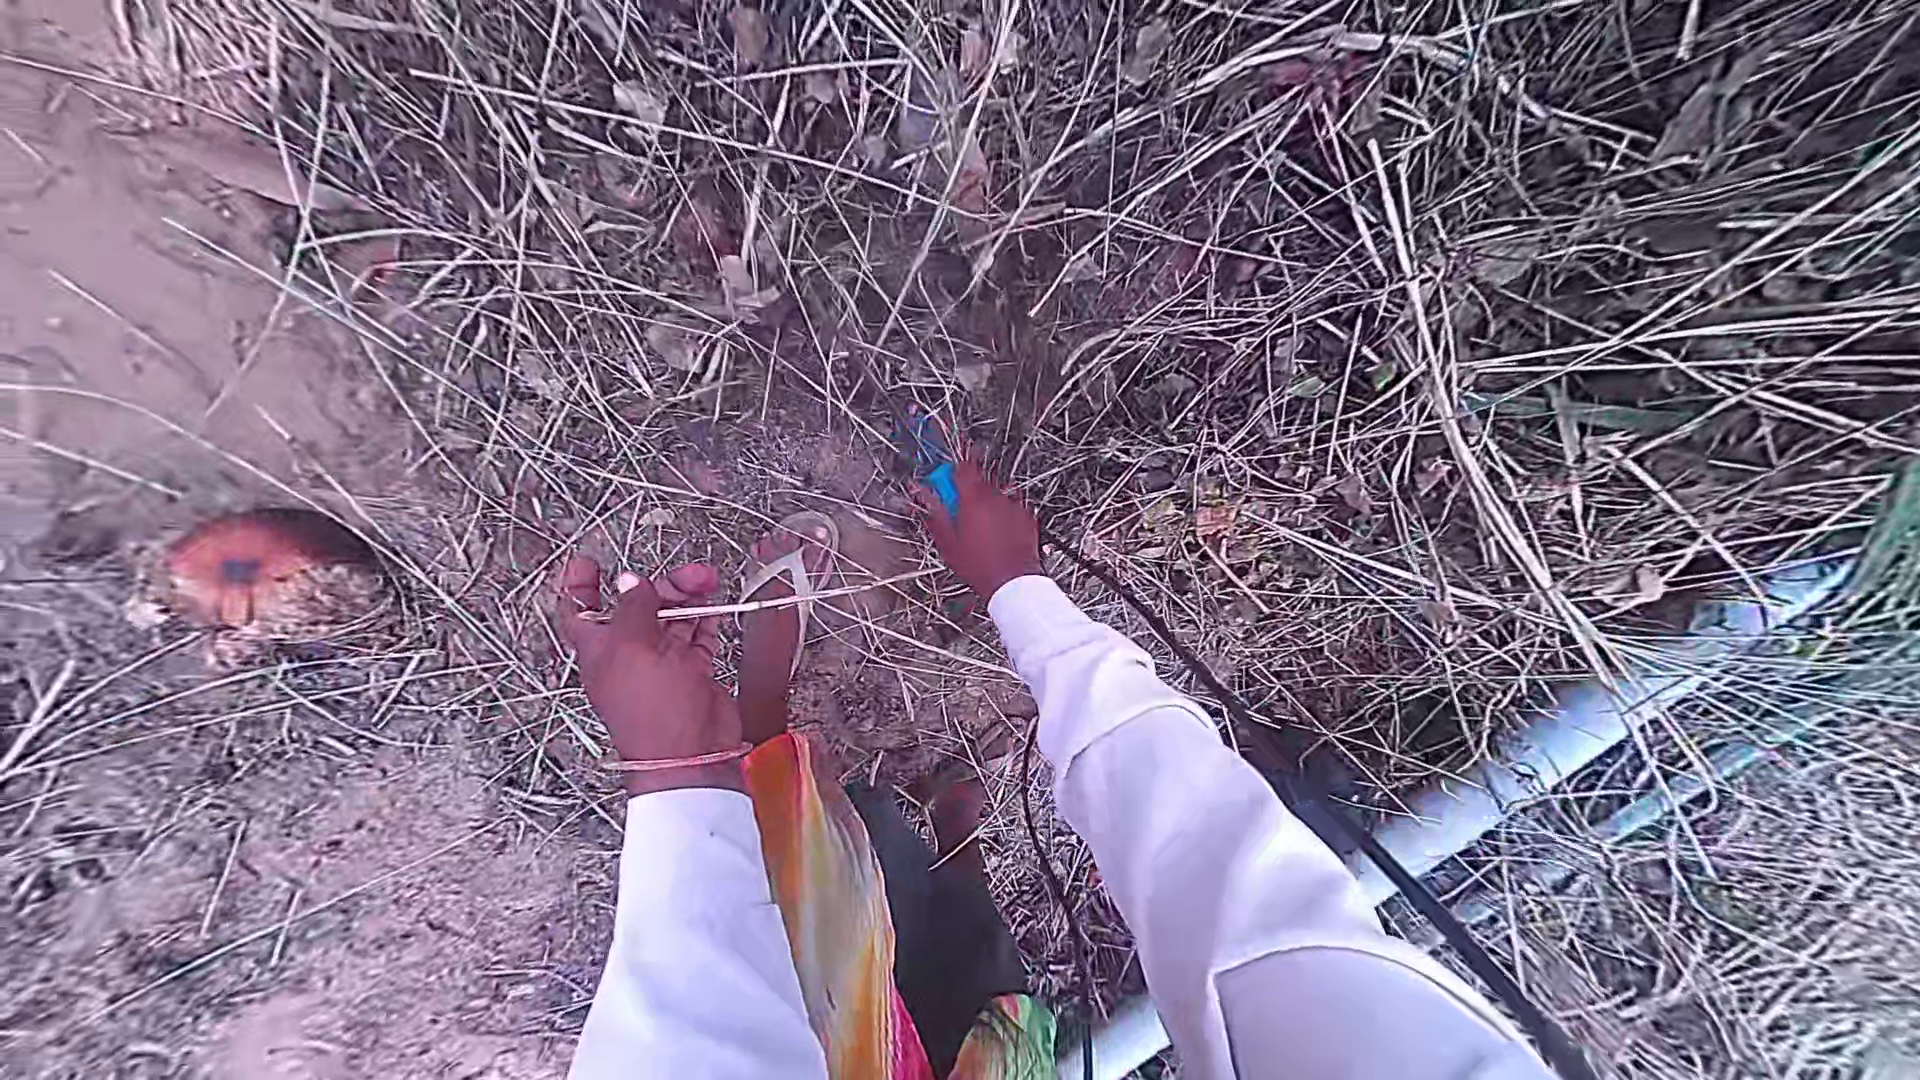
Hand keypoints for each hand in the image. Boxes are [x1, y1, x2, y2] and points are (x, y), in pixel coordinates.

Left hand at [555, 557, 744, 795]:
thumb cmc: (654, 712)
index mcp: (602, 648)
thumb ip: (632, 608)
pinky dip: (706, 620)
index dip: (579, 585)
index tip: (586, 562)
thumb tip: (631, 580)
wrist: (693, 749)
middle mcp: (631, 652)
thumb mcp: (633, 649)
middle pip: (640, 605)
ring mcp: (663, 661)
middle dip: (662, 584)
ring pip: (672, 617)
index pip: (580, 610)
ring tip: (709, 585)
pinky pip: (698, 635)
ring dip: (689, 597)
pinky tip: (714, 612)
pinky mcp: (692, 668)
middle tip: (691, 575)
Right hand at [917, 458, 1044, 602]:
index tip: (947, 480)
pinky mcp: (1026, 517)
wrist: (1013, 583)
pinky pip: (1011, 508)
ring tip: (980, 529)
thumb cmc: (980, 567)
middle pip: (979, 481)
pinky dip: (1003, 515)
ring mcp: (1014, 506)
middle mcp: (995, 498)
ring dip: (986, 504)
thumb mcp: (948, 543)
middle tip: (959, 511)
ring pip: (996, 495)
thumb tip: (923, 498)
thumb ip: (934, 514)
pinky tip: (997, 534)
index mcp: (973, 500)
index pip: (963, 468)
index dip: (953, 471)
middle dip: (968, 492)